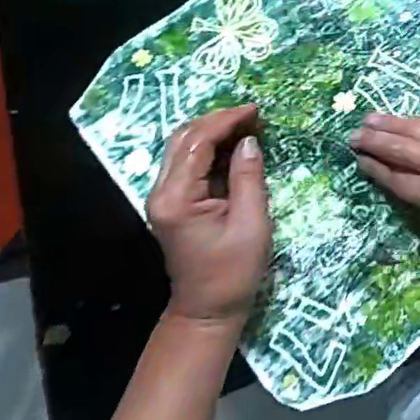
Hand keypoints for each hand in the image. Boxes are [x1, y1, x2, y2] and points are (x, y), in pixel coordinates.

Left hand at [146, 104, 272, 326]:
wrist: (209, 309)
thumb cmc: (234, 270)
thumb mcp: (251, 222)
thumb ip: (249, 177)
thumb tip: (250, 141)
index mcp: (177, 199)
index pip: (197, 144)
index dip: (227, 121)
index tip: (257, 109)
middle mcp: (162, 194)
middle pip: (184, 140)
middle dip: (218, 120)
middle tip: (255, 114)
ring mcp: (165, 199)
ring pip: (184, 149)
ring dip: (215, 132)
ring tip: (250, 124)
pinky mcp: (176, 203)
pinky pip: (191, 165)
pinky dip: (213, 148)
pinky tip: (238, 145)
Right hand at [350, 114, 419, 251]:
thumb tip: (410, 183)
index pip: (394, 178)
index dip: (374, 168)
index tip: (359, 159)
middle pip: (399, 149)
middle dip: (374, 141)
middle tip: (353, 135)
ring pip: (416, 129)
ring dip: (390, 123)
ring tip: (369, 118)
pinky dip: (417, 123)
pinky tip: (407, 121)